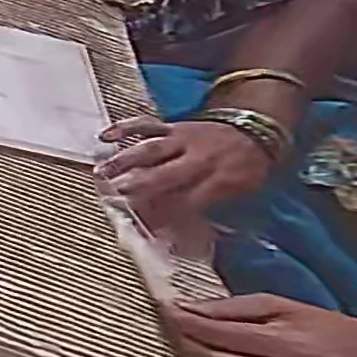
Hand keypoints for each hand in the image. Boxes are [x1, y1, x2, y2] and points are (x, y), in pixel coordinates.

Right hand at [96, 117, 272, 225]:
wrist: (255, 133)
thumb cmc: (244, 169)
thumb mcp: (241, 193)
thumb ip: (208, 208)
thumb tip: (177, 232)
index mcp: (222, 180)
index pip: (186, 200)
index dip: (165, 213)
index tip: (143, 225)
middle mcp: (200, 159)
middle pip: (164, 174)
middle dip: (138, 186)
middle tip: (115, 197)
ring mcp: (182, 140)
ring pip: (150, 150)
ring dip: (124, 161)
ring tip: (101, 173)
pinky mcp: (171, 127)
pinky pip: (145, 125)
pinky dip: (123, 129)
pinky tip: (105, 137)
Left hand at [167, 294, 356, 356]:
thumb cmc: (334, 330)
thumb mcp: (285, 307)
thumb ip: (235, 308)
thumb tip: (191, 308)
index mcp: (287, 343)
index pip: (221, 333)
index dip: (186, 321)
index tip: (164, 309)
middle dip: (186, 342)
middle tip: (168, 327)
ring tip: (184, 346)